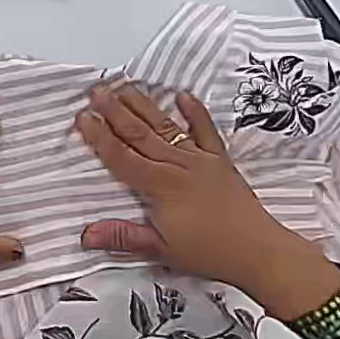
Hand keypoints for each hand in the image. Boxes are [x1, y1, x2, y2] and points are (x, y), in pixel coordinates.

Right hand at [74, 83, 339, 319]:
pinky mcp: (219, 160)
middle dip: (115, 111)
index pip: (121, 157)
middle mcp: (177, 165)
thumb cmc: (208, 252)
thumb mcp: (160, 249)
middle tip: (96, 91)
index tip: (82, 117)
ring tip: (125, 86)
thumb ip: (123, 237)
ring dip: (144, 106)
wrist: (256, 250)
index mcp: (160, 186)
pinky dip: (195, 112)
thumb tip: (85, 235)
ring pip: (165, 126)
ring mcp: (199, 159)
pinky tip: (183, 96)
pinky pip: (205, 131)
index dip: (99, 136)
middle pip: (140, 134)